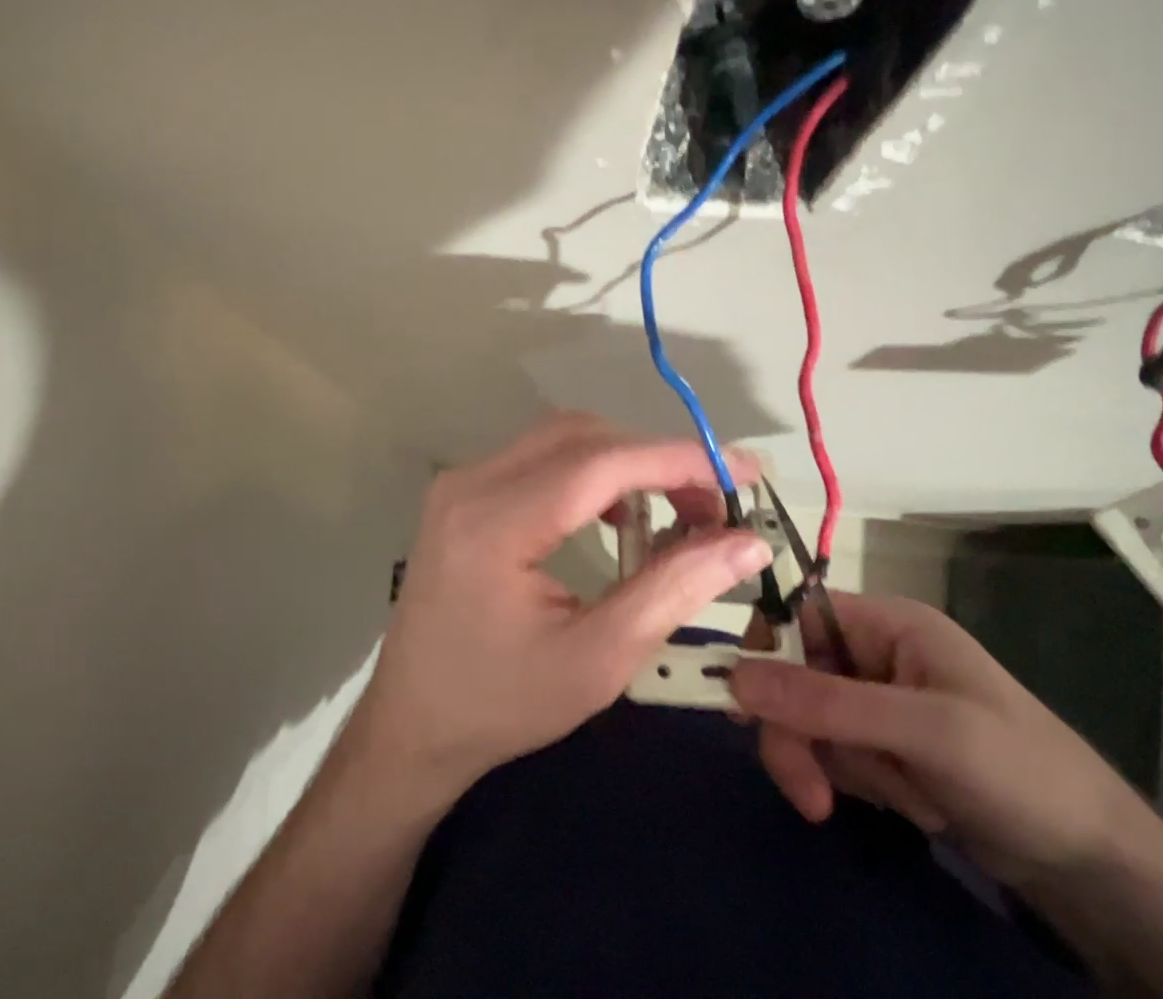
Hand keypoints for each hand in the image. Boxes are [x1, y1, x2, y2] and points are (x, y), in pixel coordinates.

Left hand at [351, 413, 773, 793]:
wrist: (414, 724)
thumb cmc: (503, 704)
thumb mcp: (598, 658)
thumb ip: (673, 589)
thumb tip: (748, 541)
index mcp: (495, 524)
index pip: (602, 462)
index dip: (681, 459)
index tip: (747, 475)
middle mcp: (470, 486)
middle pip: (581, 437)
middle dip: (657, 459)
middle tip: (714, 508)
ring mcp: (459, 488)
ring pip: (560, 441)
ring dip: (625, 463)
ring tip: (678, 512)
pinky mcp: (461, 500)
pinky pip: (536, 462)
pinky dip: (589, 475)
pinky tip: (619, 517)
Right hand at [730, 593, 1157, 885]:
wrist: (1086, 861)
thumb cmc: (1018, 773)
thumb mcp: (923, 731)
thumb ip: (826, 703)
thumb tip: (732, 676)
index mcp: (889, 625)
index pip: (795, 614)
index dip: (763, 651)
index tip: (742, 703)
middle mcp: (873, 654)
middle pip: (789, 676)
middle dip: (797, 736)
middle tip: (811, 792)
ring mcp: (874, 703)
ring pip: (802, 720)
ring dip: (832, 766)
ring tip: (899, 798)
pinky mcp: (877, 746)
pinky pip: (827, 752)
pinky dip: (849, 782)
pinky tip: (902, 802)